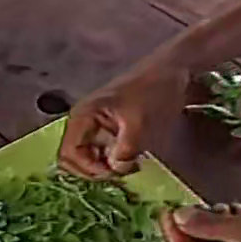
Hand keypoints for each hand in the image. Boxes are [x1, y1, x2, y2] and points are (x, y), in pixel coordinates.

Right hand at [58, 64, 190, 177]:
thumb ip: (126, 149)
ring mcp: (88, 123)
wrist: (172, 67)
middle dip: (89, 170)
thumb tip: (117, 170)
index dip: (87, 168)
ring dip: (96, 166)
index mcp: (82, 117)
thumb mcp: (141, 122)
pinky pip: (92, 149)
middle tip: (116, 174)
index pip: (69, 153)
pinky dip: (103, 159)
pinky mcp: (100, 126)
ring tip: (121, 168)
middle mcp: (80, 121)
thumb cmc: (154, 90)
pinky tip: (122, 160)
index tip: (112, 173)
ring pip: (79, 155)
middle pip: (69, 157)